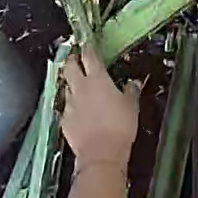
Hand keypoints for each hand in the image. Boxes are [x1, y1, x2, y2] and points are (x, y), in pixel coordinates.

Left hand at [59, 51, 138, 172]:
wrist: (101, 154)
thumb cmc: (119, 127)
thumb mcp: (131, 106)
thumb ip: (130, 91)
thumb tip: (133, 84)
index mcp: (98, 79)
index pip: (89, 55)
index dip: (87, 47)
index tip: (87, 43)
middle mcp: (81, 87)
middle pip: (70, 66)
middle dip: (72, 60)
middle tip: (76, 59)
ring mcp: (70, 103)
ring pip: (66, 86)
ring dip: (70, 83)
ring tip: (76, 85)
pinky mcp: (64, 120)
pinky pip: (66, 107)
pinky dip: (71, 106)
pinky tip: (77, 110)